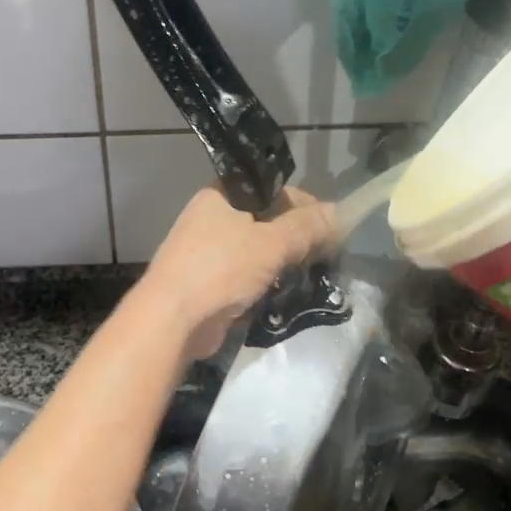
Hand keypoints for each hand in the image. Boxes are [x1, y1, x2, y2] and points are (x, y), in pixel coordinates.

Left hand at [133, 186, 335, 359]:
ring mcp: (208, 254)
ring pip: (258, 254)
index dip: (306, 206)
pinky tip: (284, 298)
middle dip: (296, 241)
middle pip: (267, 223)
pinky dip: (264, 287)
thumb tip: (339, 214)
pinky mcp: (209, 286)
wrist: (171, 321)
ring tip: (308, 280)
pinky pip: (246, 280)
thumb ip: (307, 227)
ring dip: (282, 267)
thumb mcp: (271, 243)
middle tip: (323, 258)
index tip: (331, 229)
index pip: (274, 189)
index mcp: (221, 195)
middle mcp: (212, 219)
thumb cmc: (219, 270)